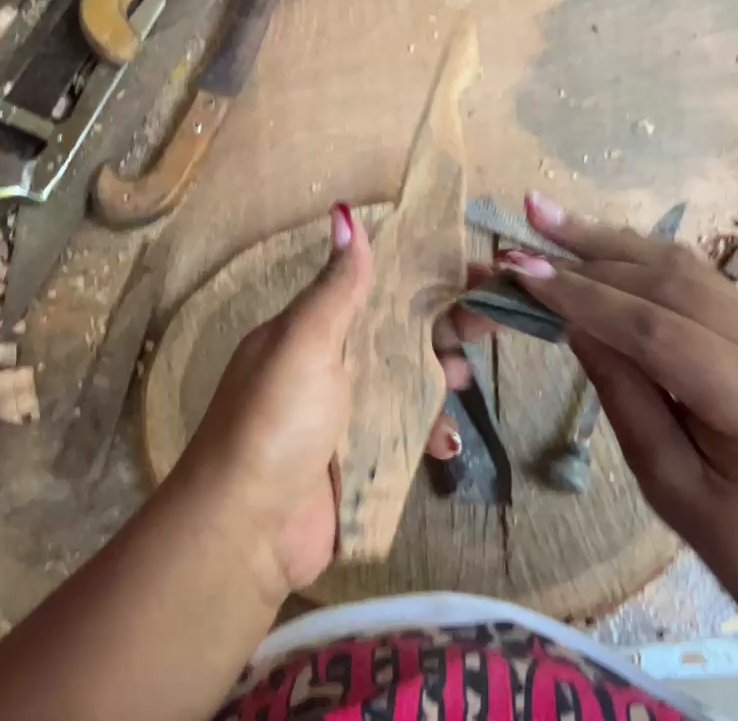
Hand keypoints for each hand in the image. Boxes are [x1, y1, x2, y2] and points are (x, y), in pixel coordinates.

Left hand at [178, 204, 476, 592]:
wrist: (246, 526)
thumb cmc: (275, 421)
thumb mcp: (304, 343)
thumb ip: (335, 287)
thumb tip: (343, 212)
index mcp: (311, 330)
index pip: (376, 289)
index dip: (423, 277)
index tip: (475, 272)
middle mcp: (328, 366)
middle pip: (397, 334)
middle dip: (444, 327)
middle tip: (491, 324)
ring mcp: (343, 416)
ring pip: (406, 385)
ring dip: (440, 379)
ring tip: (464, 380)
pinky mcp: (357, 460)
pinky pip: (403, 436)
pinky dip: (428, 434)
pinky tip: (444, 443)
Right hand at [494, 191, 737, 573]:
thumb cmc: (723, 525)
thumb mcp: (659, 473)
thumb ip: (620, 390)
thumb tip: (571, 320)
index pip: (660, 333)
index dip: (587, 299)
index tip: (523, 275)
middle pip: (673, 285)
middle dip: (589, 259)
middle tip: (522, 240)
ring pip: (683, 268)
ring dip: (608, 242)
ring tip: (544, 217)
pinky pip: (694, 277)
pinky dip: (634, 256)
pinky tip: (590, 239)